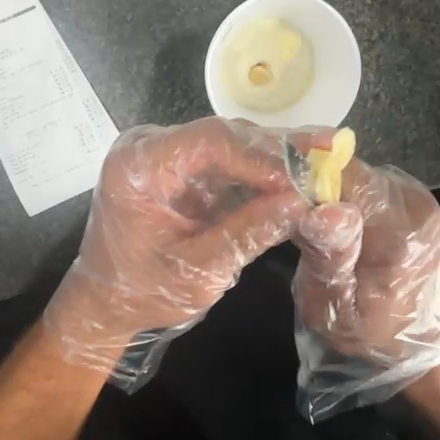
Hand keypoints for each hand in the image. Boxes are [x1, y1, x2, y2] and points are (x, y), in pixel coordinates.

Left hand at [48, 117, 316, 384]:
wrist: (106, 304)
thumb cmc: (142, 291)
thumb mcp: (198, 270)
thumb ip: (247, 233)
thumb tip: (302, 203)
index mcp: (141, 164)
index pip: (211, 141)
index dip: (263, 155)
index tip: (306, 172)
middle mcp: (153, 148)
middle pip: (225, 136)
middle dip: (279, 148)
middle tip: (332, 147)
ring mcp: (169, 156)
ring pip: (232, 145)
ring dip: (277, 156)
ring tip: (327, 156)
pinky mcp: (185, 171)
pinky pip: (228, 163)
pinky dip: (263, 172)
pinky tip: (300, 173)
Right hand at [291, 160, 439, 419]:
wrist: (433, 349)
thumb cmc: (379, 336)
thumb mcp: (338, 310)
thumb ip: (327, 258)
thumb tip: (316, 207)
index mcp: (398, 226)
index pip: (341, 173)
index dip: (301, 178)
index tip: (270, 196)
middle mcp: (413, 200)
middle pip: (346, 172)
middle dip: (312, 188)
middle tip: (283, 217)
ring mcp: (415, 198)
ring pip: (354, 177)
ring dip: (327, 196)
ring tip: (305, 226)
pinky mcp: (412, 203)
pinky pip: (366, 188)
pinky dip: (344, 201)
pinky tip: (334, 230)